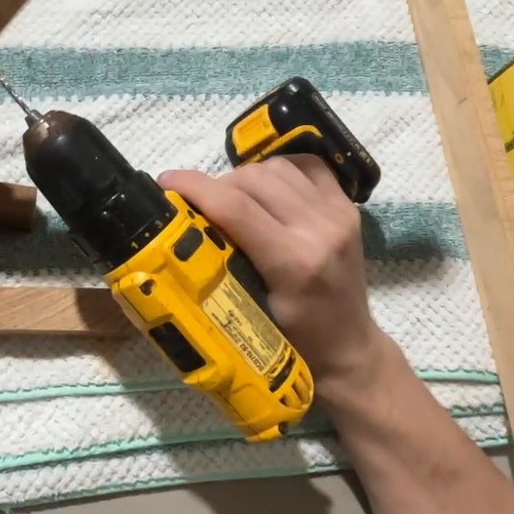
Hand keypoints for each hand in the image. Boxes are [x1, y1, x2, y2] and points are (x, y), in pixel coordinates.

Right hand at [158, 157, 394, 404]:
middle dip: (216, 185)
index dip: (194, 187)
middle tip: (199, 206)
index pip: (235, 207)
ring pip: (277, 167)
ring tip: (232, 201)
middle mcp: (320, 230)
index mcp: (293, 263)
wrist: (348, 347)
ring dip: (245, 177)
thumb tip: (182, 230)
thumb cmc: (293, 341)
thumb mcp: (248, 309)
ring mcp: (339, 215)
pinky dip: (279, 170)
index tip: (165, 182)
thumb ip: (220, 266)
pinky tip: (266, 190)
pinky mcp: (348, 207)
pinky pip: (307, 166)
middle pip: (253, 180)